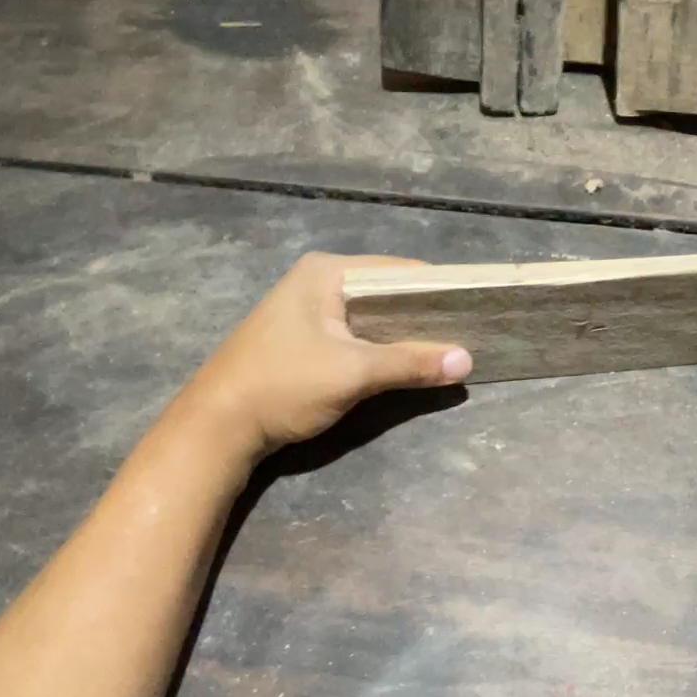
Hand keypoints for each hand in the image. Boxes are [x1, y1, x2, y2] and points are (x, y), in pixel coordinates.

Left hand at [169, 252, 470, 465]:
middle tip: (470, 334)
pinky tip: (411, 365)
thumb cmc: (283, 385)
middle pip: (389, 293)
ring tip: (450, 351)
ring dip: (408, 336)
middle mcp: (319, 282)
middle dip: (427, 316)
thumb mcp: (353, 373)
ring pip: (376, 318)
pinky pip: (361, 336)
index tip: (478, 308)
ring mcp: (312, 311)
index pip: (399, 271)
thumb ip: (411, 363)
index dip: (440, 290)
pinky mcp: (309, 340)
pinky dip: (386, 349)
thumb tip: (467, 361)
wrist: (218, 425)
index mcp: (327, 273)